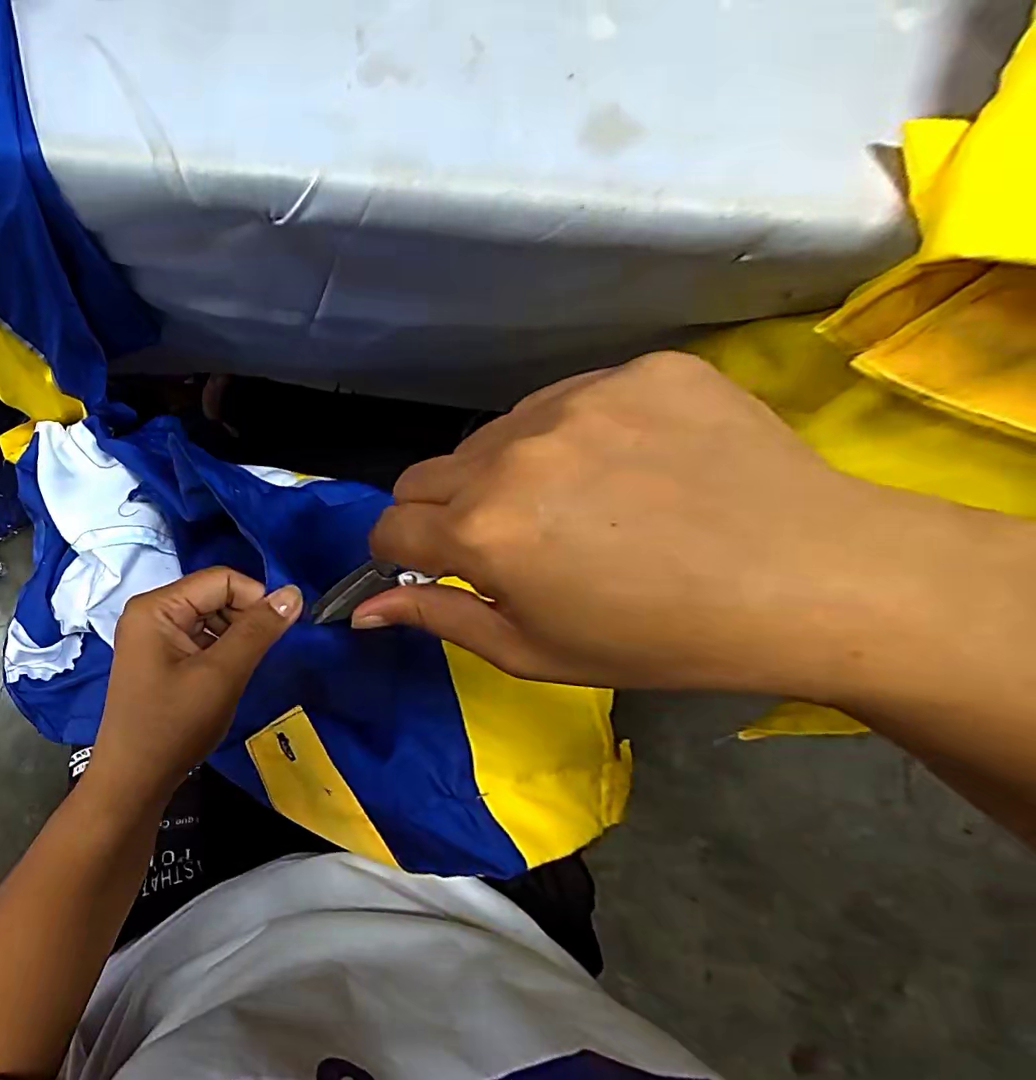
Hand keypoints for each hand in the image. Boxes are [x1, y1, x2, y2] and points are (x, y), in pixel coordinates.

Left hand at [89, 568, 301, 799]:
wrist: (134, 777)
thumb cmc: (174, 724)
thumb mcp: (221, 675)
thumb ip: (258, 631)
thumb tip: (293, 594)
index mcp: (155, 606)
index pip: (219, 579)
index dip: (256, 598)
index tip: (283, 630)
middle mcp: (149, 611)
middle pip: (212, 595)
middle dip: (245, 618)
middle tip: (262, 655)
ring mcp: (151, 634)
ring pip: (208, 617)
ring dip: (234, 636)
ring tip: (244, 668)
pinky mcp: (157, 655)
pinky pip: (197, 637)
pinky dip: (219, 650)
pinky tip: (228, 675)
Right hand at [354, 351, 950, 697]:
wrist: (830, 583)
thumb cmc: (662, 637)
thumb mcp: (534, 651)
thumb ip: (437, 617)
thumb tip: (360, 607)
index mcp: (481, 532)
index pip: (389, 526)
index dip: (402, 552)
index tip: (435, 565)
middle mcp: (509, 459)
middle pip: (423, 477)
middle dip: (442, 511)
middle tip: (506, 539)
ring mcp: (574, 405)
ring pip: (487, 438)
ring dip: (503, 470)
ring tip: (576, 500)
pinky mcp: (634, 373)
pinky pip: (560, 402)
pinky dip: (570, 434)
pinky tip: (626, 465)